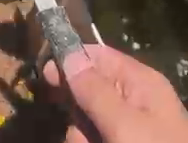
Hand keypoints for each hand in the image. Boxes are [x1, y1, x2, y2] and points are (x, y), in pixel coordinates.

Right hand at [40, 44, 187, 142]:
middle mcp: (135, 103)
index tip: (47, 77)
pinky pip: (96, 140)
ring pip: (88, 125)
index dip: (71, 61)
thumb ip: (94, 90)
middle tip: (85, 136)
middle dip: (78, 115)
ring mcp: (131, 132)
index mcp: (140, 83)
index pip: (98, 56)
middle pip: (88, 93)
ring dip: (82, 138)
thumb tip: (68, 53)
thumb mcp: (125, 125)